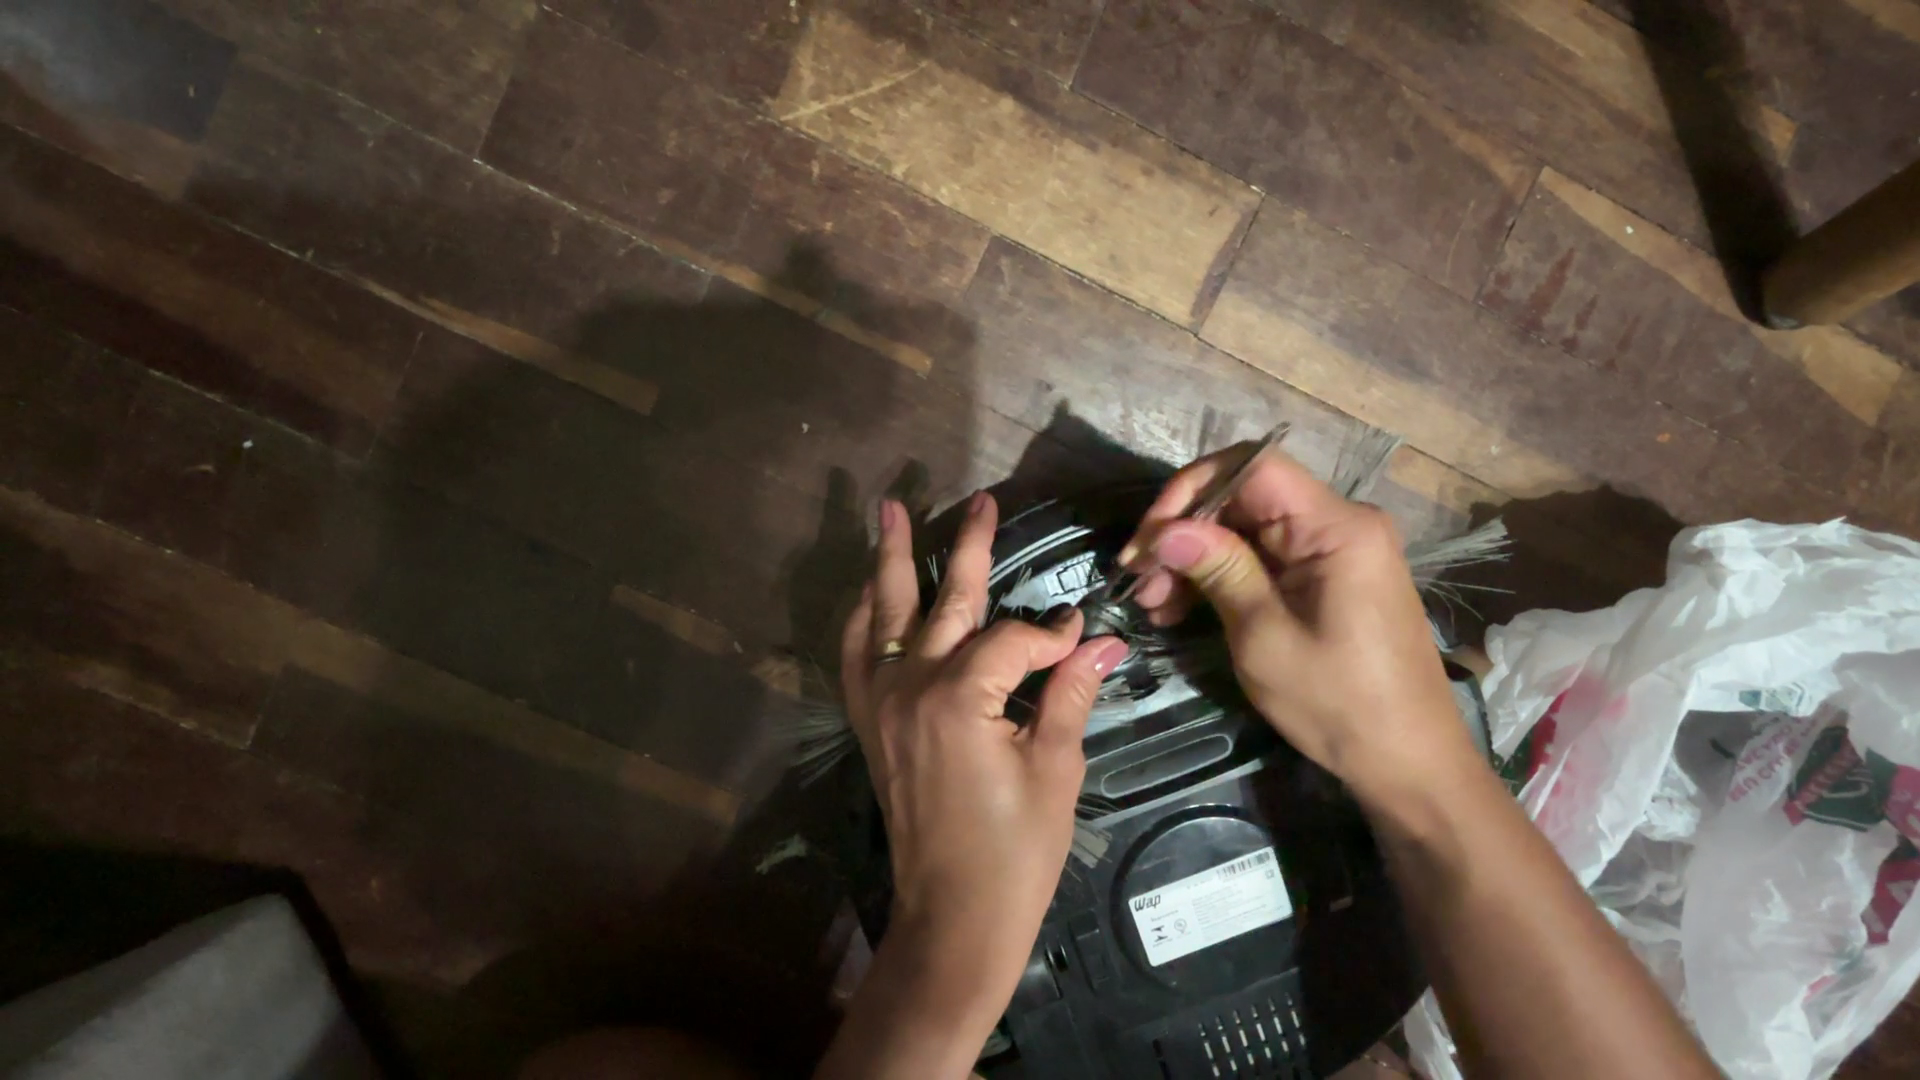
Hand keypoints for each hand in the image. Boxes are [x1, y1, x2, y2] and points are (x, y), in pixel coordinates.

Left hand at [840, 491, 1129, 970]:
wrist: (951, 915)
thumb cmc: (1014, 850)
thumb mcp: (1055, 768)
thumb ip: (1069, 694)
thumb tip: (1101, 641)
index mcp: (959, 696)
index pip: (1013, 640)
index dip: (1052, 637)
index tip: (1083, 637)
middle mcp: (910, 685)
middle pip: (943, 600)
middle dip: (969, 548)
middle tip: (982, 501)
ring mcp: (881, 701)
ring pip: (886, 613)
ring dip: (891, 560)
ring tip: (889, 508)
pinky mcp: (870, 721)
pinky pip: (857, 655)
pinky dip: (864, 618)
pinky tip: (870, 593)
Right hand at [1119, 447, 1476, 799]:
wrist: (1407, 763)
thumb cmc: (1338, 703)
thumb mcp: (1264, 636)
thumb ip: (1218, 570)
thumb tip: (1166, 531)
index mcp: (1337, 527)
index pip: (1253, 466)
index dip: (1192, 488)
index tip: (1151, 536)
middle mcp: (1339, 524)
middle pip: (1243, 497)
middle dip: (1184, 531)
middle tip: (1139, 578)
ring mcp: (1332, 552)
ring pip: (1244, 529)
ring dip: (1193, 558)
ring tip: (1152, 603)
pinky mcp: (1323, 578)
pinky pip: (1261, 559)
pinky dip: (1218, 577)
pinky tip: (1179, 608)